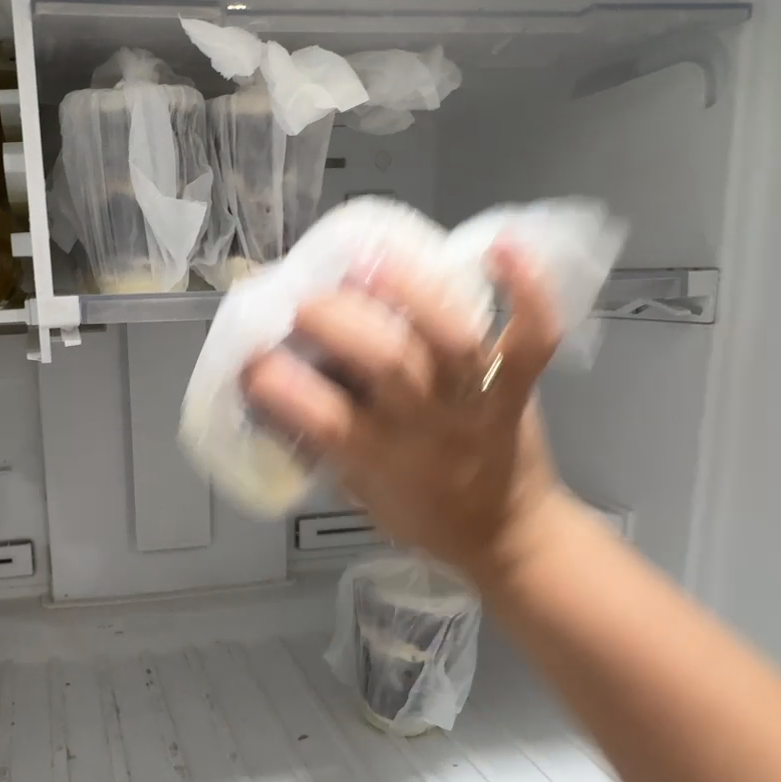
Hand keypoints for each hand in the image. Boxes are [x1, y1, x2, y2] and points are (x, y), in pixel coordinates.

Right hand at [241, 245, 571, 589]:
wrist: (507, 535)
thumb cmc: (419, 514)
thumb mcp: (355, 488)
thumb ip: (320, 439)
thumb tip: (274, 389)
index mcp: (379, 458)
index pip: (322, 420)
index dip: (278, 385)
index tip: (249, 359)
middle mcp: (427, 425)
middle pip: (388, 362)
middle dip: (337, 320)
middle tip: (304, 302)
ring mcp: (476, 400)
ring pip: (451, 338)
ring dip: (412, 290)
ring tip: (371, 257)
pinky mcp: (516, 384)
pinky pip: (532, 337)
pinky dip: (526, 290)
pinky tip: (500, 245)